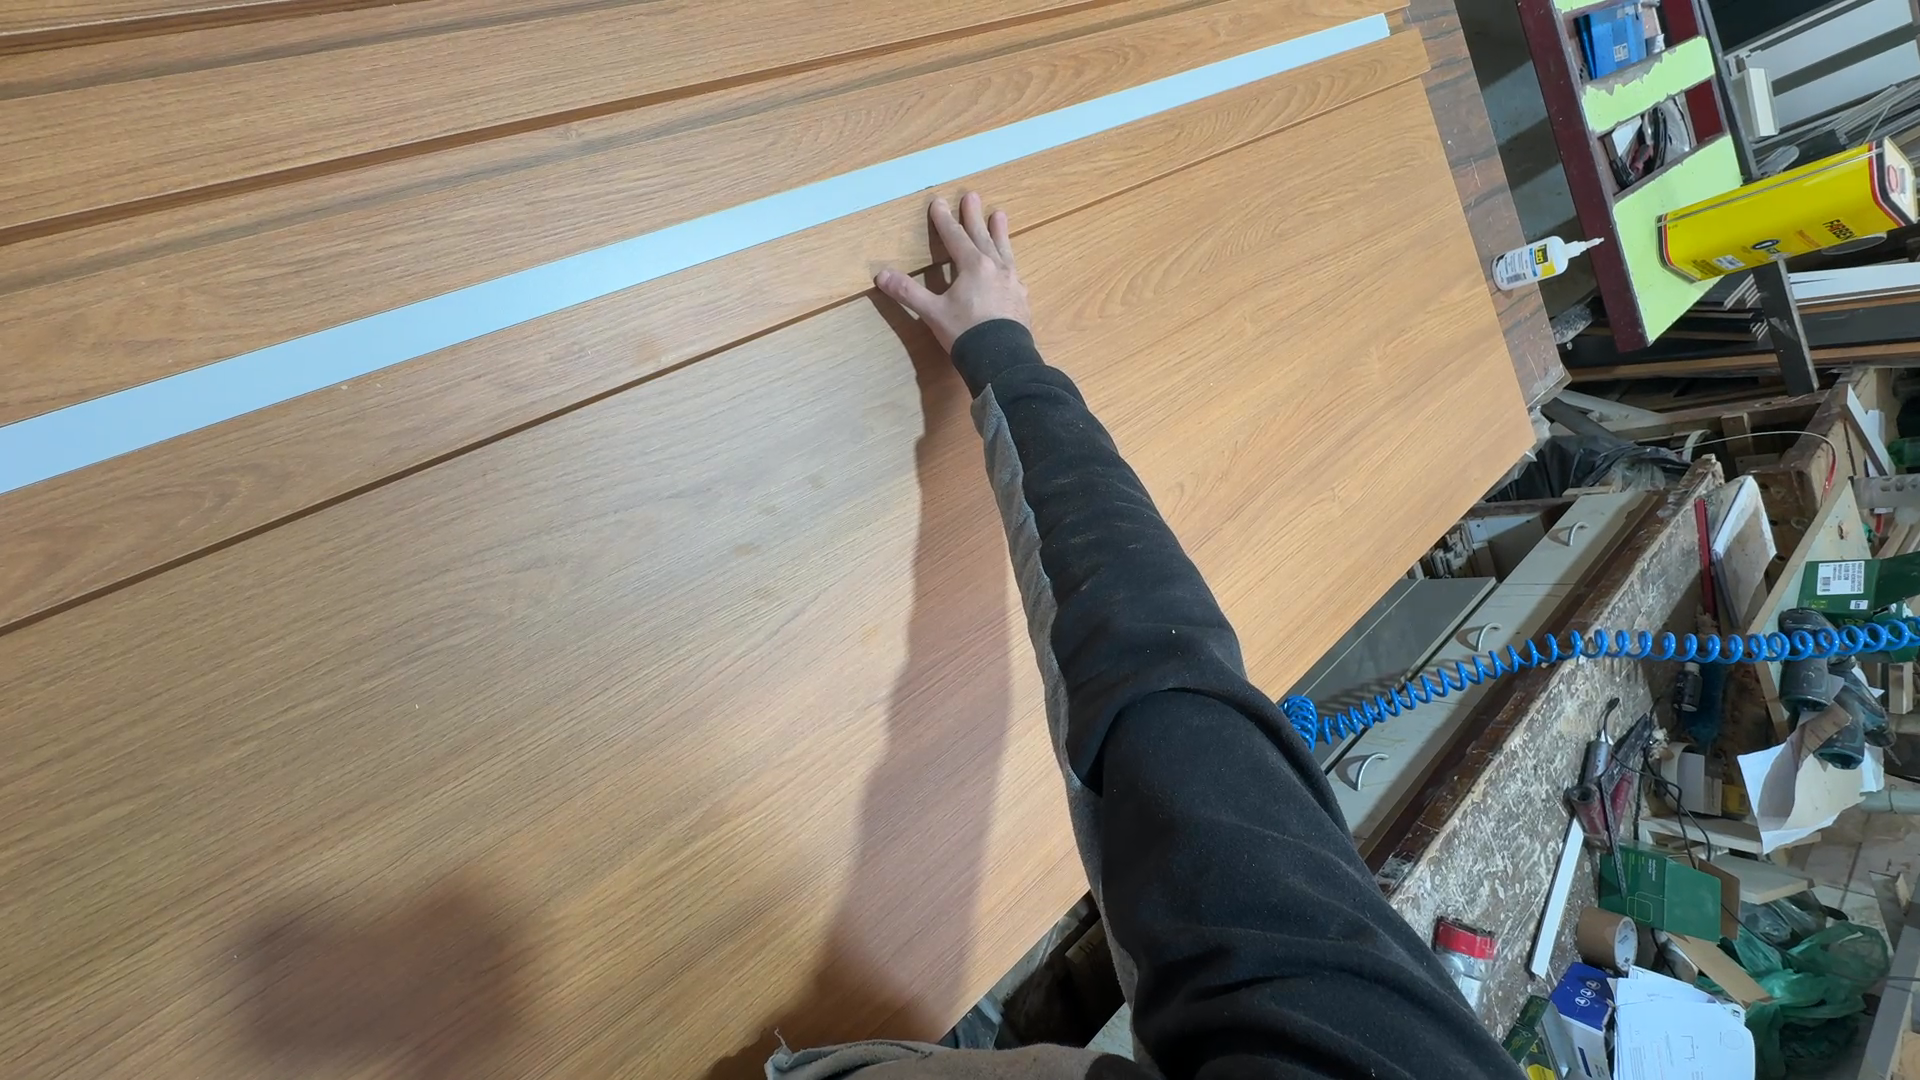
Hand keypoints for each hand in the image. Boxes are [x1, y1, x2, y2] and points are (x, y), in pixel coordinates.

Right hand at [875, 192, 1030, 352]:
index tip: (938, 203)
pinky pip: (1015, 274)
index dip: (944, 220)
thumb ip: (909, 292)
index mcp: (973, 267)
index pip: (955, 237)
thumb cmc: (966, 333)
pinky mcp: (1021, 300)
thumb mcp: (933, 313)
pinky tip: (1012, 267)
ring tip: (999, 215)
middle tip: (972, 196)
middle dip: (974, 217)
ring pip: (1004, 251)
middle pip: (982, 237)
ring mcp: (1012, 283)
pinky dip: (1010, 265)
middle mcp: (995, 269)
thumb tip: (881, 275)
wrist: (1001, 359)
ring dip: (999, 232)